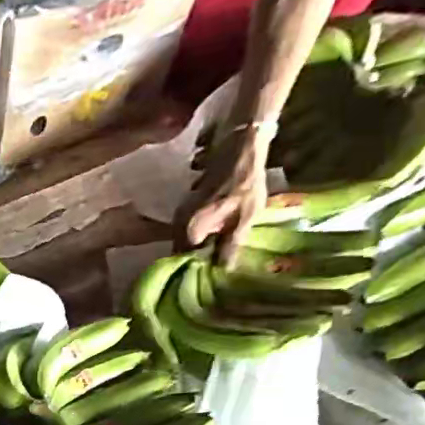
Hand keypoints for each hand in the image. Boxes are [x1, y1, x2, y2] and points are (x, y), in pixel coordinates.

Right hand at [178, 133, 268, 266]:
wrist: (241, 144)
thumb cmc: (245, 183)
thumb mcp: (244, 219)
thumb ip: (230, 248)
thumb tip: (222, 273)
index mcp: (191, 230)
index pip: (185, 262)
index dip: (196, 271)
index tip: (206, 279)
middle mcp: (179, 222)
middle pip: (182, 251)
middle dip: (194, 260)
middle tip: (211, 269)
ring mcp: (181, 211)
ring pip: (184, 238)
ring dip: (196, 247)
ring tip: (212, 255)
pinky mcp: (187, 202)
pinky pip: (187, 226)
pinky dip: (197, 233)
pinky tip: (212, 236)